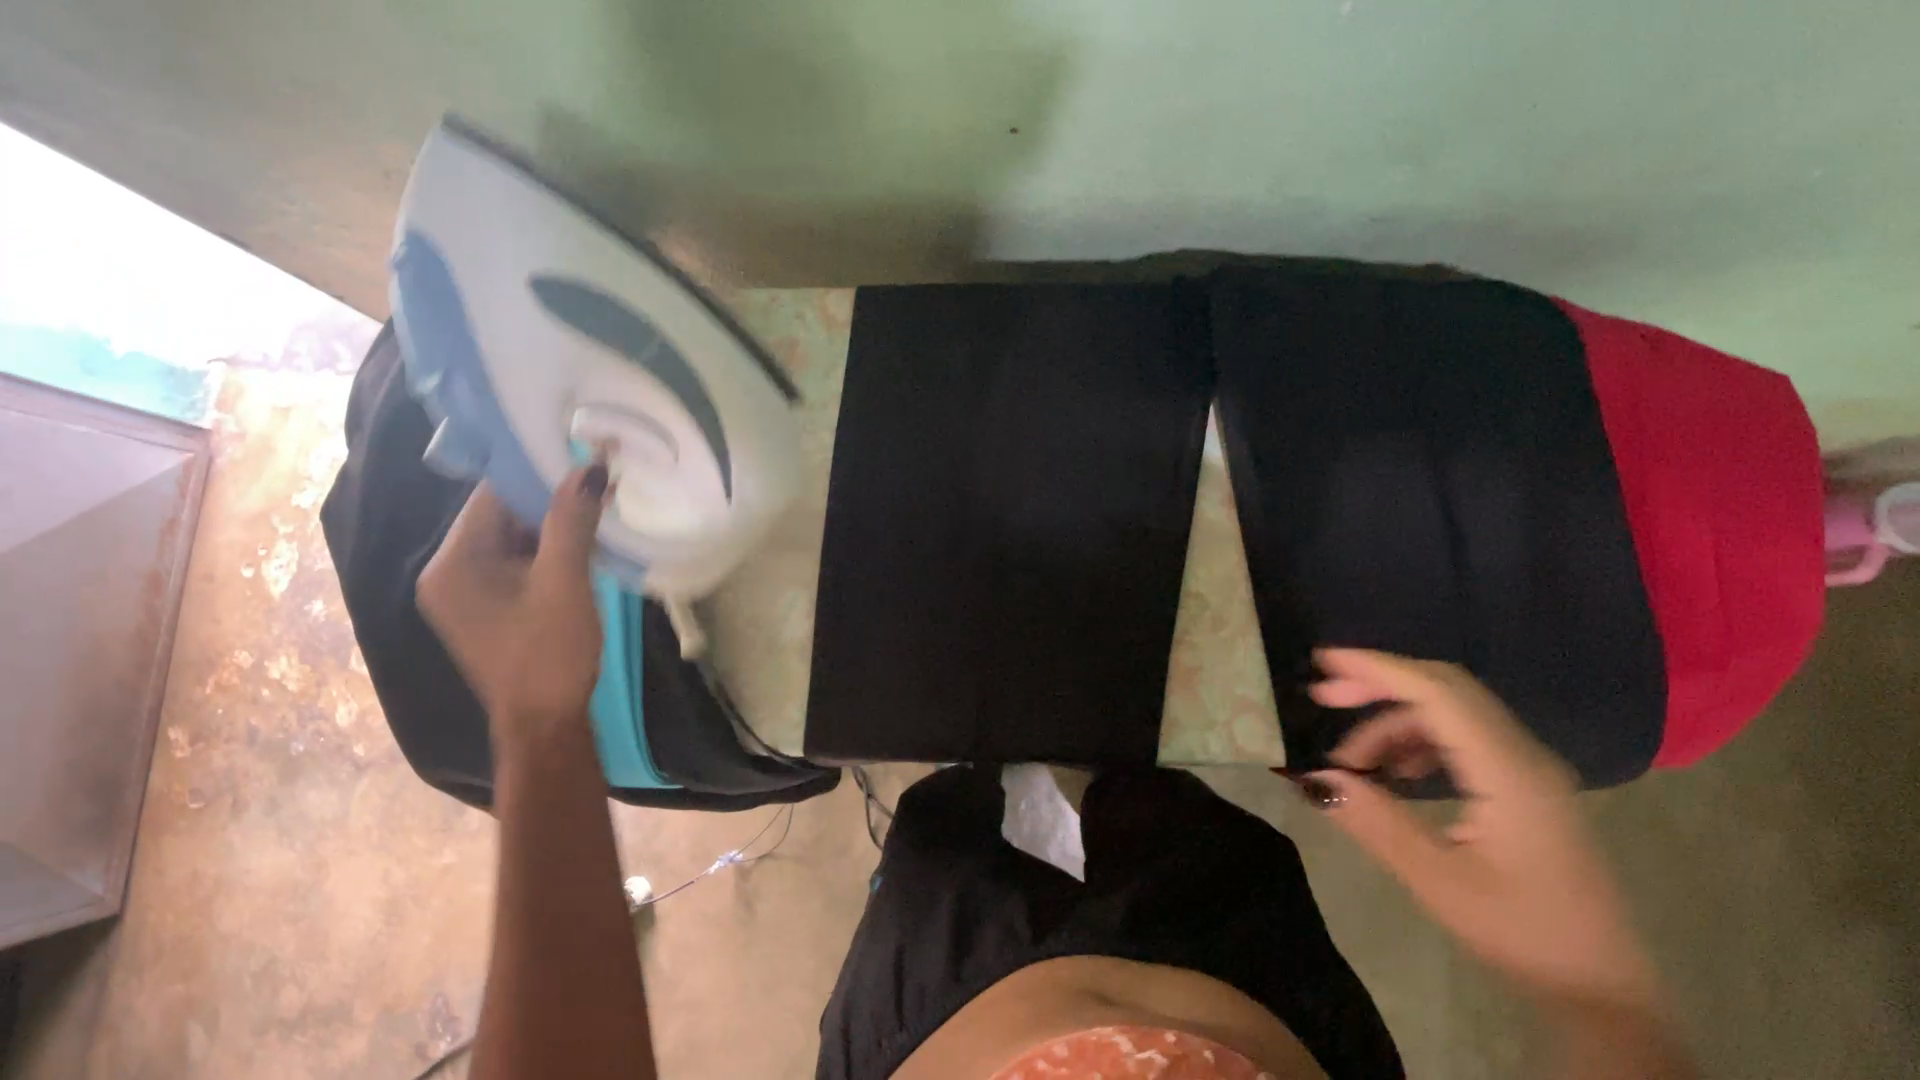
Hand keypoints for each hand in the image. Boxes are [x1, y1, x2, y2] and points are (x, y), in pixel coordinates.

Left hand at [416, 465, 610, 740]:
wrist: (545, 725)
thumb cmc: (550, 654)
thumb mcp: (565, 582)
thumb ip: (571, 521)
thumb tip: (588, 466)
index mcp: (452, 564)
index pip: (494, 497)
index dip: (541, 477)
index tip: (585, 462)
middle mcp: (447, 573)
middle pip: (502, 517)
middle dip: (551, 505)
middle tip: (601, 490)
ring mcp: (466, 594)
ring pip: (513, 541)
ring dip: (554, 530)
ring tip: (599, 517)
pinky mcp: (487, 610)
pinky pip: (516, 565)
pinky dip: (548, 556)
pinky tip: (584, 552)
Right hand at [1299, 649, 1661, 1010]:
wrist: (1599, 984)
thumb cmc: (1521, 933)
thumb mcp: (1438, 881)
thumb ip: (1375, 822)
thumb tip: (1314, 776)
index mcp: (1508, 772)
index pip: (1437, 694)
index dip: (1378, 669)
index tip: (1323, 660)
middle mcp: (1523, 755)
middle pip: (1446, 690)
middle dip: (1380, 684)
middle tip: (1323, 697)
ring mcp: (1529, 769)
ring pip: (1452, 714)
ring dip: (1395, 722)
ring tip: (1353, 762)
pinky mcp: (1525, 786)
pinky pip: (1464, 738)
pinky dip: (1418, 741)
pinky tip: (1394, 774)